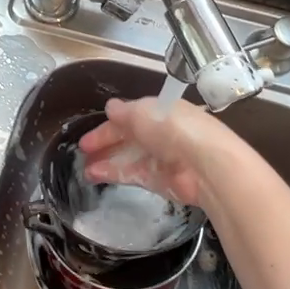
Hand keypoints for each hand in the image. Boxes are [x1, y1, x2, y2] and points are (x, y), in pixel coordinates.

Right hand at [78, 96, 229, 207]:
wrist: (206, 164)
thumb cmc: (173, 129)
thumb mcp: (143, 111)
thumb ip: (124, 111)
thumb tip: (110, 107)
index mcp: (160, 111)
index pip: (129, 117)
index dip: (107, 125)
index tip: (89, 135)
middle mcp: (161, 134)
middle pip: (128, 139)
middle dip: (105, 145)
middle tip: (83, 153)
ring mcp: (161, 158)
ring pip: (128, 158)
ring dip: (106, 162)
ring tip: (85, 169)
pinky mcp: (160, 181)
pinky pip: (133, 175)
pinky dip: (114, 174)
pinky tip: (96, 175)